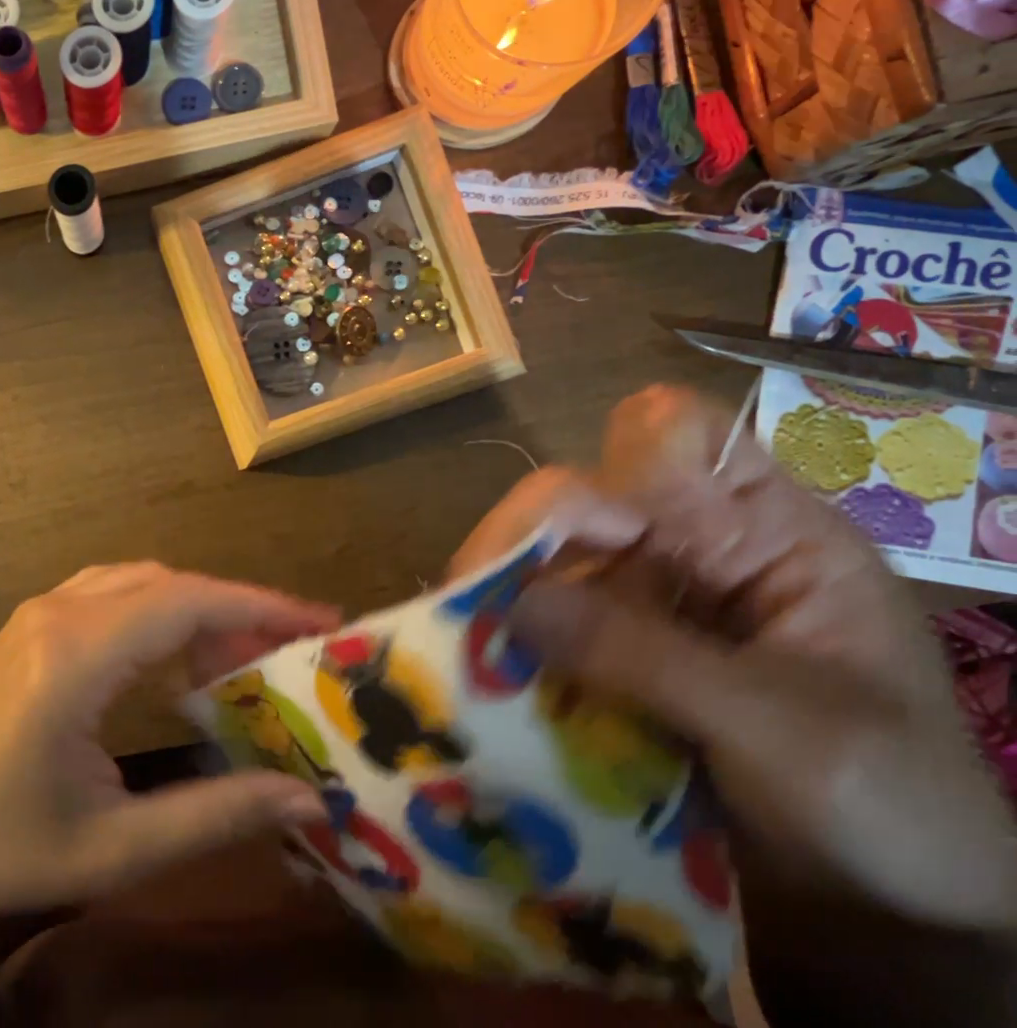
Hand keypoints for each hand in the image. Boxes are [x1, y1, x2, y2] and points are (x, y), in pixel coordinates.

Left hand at [0, 564, 337, 1005]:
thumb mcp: (117, 849)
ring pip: (136, 583)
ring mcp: (33, 618)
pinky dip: (157, 613)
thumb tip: (313, 798)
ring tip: (247, 659)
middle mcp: (52, 618)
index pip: (185, 603)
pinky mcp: (27, 631)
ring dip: (196, 609)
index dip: (260, 606)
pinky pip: (107, 596)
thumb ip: (216, 817)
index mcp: (71, 659)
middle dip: (237, 608)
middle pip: (165, 584)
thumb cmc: (5, 851)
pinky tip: (180, 657)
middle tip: (294, 653)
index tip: (322, 624)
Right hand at [454, 385, 1016, 929]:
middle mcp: (695, 559)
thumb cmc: (886, 808)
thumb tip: (513, 602)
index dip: (620, 470)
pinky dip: (501, 648)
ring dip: (500, 602)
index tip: (582, 541)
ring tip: (465, 655)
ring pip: (545, 567)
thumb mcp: (782, 727)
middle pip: (583, 501)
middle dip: (525, 543)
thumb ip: (649, 657)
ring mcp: (646, 614)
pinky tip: (475, 677)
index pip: (679, 441)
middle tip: (475, 610)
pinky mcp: (609, 666)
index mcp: (770, 539)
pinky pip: (539, 632)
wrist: (898, 921)